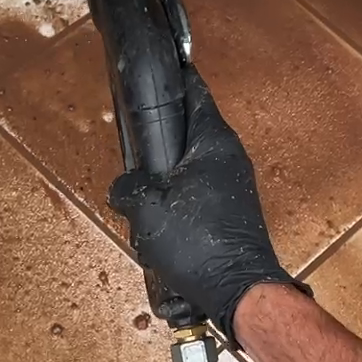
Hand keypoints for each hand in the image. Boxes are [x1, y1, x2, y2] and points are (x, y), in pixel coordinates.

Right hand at [107, 65, 300, 343]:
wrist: (237, 289)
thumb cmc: (198, 244)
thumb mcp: (148, 211)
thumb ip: (129, 188)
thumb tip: (123, 187)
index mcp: (214, 142)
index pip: (193, 92)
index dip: (173, 80)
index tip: (158, 73)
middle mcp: (230, 159)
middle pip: (188, 139)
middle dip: (161, 150)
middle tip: (137, 160)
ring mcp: (236, 189)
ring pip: (191, 175)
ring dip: (168, 189)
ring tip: (147, 208)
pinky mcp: (234, 217)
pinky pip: (199, 202)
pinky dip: (180, 211)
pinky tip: (165, 233)